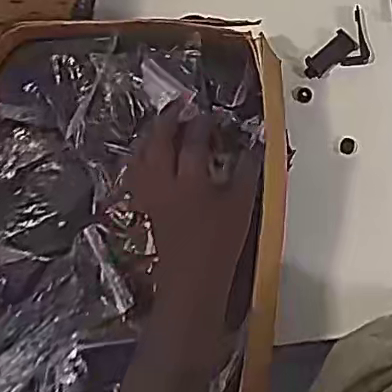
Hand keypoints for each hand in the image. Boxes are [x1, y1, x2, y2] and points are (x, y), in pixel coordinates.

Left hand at [127, 100, 262, 319]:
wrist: (191, 286)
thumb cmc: (219, 244)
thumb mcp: (242, 204)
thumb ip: (248, 170)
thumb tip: (255, 144)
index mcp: (190, 180)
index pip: (193, 141)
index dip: (202, 123)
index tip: (211, 112)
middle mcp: (164, 184)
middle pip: (157, 144)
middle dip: (167, 121)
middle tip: (178, 105)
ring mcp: (151, 198)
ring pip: (140, 159)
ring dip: (149, 138)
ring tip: (160, 126)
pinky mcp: (145, 211)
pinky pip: (135, 177)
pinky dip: (140, 161)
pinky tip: (147, 159)